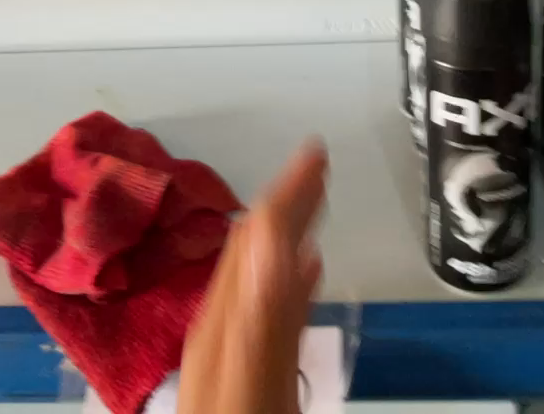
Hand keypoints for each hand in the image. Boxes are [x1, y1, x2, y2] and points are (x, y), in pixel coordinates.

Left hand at [178, 140, 327, 413]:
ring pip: (257, 273)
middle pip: (254, 251)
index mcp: (231, 328)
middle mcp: (223, 332)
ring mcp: (226, 351)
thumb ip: (266, 315)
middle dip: (288, 201)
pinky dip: (285, 277)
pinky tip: (305, 269)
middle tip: (320, 162)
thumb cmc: (241, 401)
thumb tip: (277, 246)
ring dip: (288, 230)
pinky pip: (261, 310)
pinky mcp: (235, 373)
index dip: (289, 193)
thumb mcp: (252, 380)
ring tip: (314, 201)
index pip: (260, 242)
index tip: (316, 154)